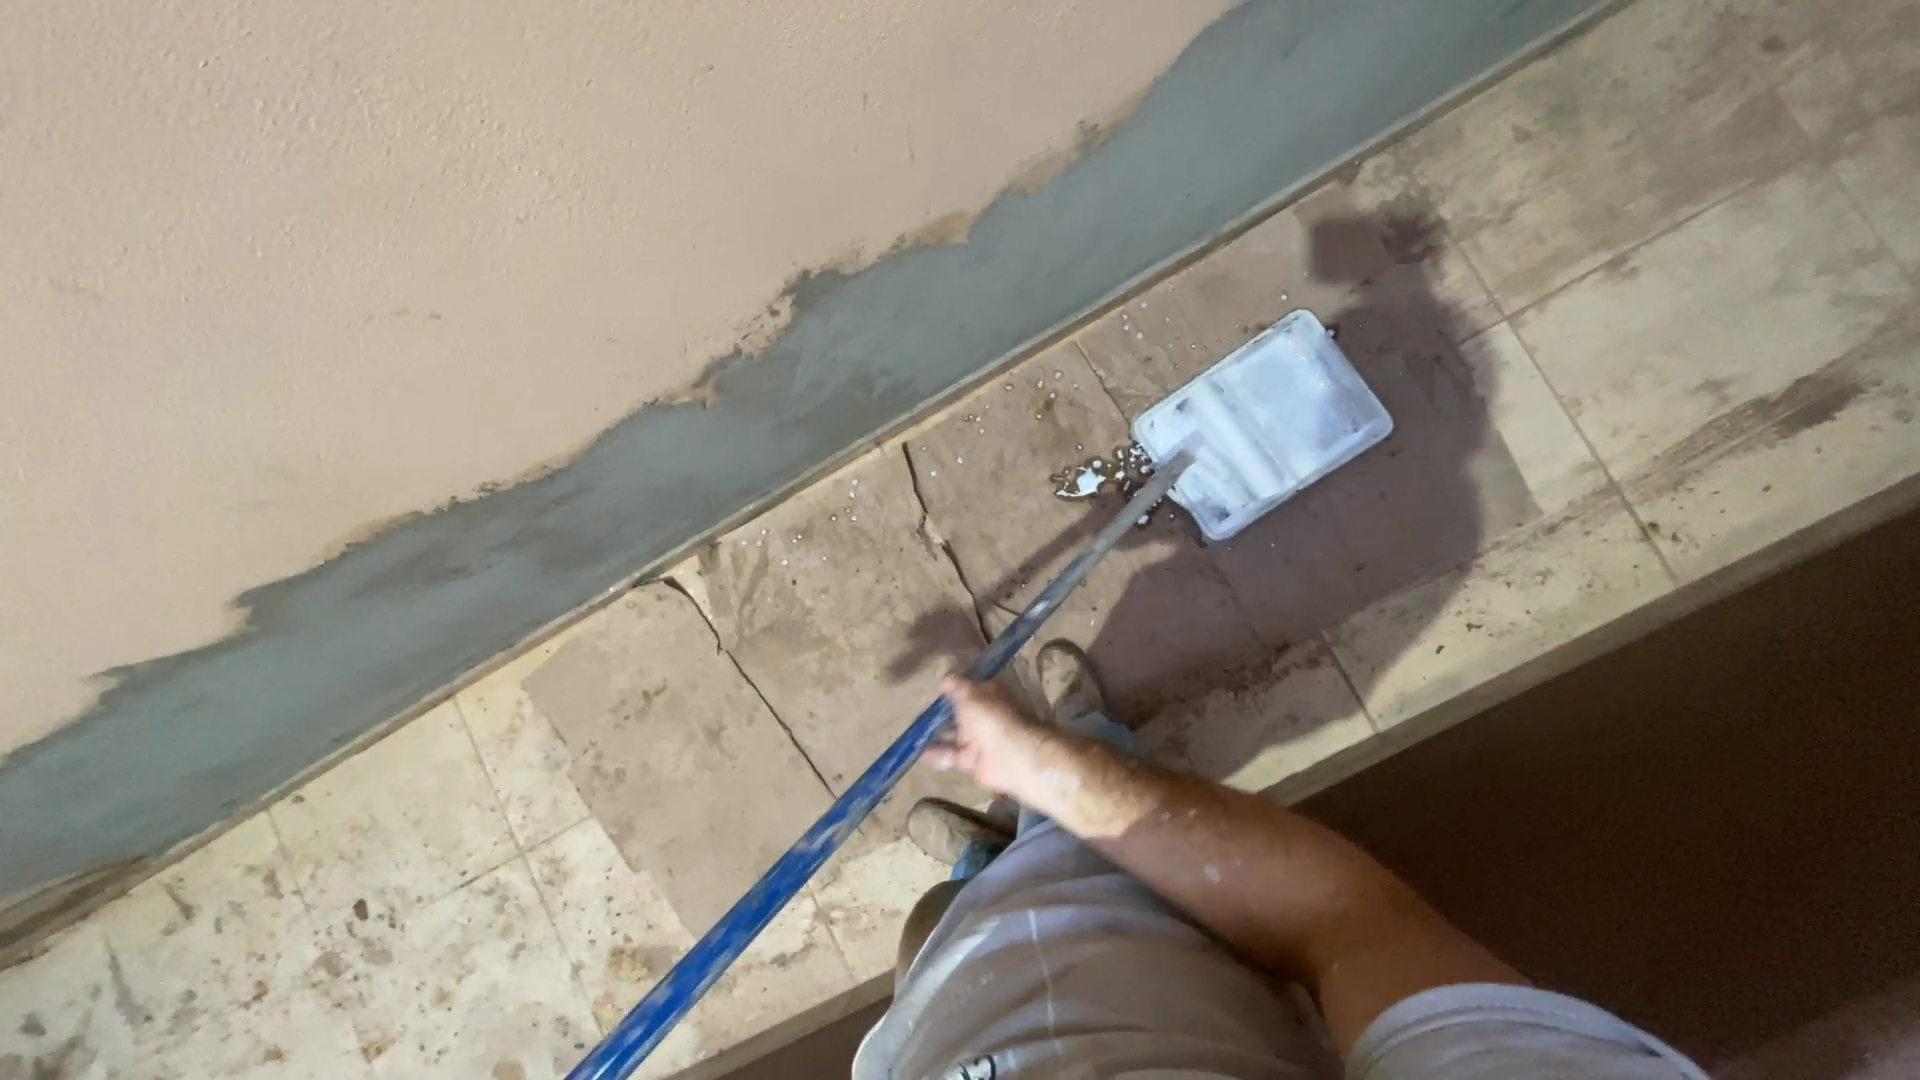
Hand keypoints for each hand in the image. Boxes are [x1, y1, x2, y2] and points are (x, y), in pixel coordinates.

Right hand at [923, 674, 1058, 796]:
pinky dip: (936, 754)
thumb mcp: (969, 693)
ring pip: (952, 735)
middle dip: (938, 714)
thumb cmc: (990, 717)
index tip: (931, 689)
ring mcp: (979, 739)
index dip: (950, 689)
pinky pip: (950, 755)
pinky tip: (918, 752)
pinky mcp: (972, 760)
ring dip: (934, 734)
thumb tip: (945, 673)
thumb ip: (955, 684)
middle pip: (957, 713)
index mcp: (988, 694)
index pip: (967, 688)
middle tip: (915, 714)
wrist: (1010, 755)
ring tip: (912, 733)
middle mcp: (984, 715)